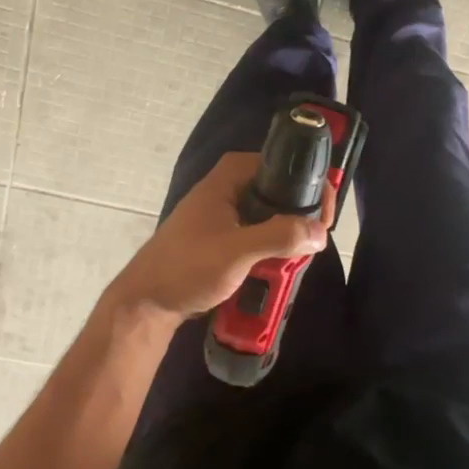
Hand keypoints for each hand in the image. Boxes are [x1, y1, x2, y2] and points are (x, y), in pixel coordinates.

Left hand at [107, 152, 333, 319]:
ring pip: (270, 216)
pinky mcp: (223, 239)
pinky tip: (283, 267)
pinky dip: (272, 248)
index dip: (307, 183)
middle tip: (316, 238)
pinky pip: (258, 235)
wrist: (146, 304)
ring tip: (302, 256)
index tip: (322, 213)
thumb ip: (280, 237)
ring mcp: (224, 215)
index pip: (279, 164)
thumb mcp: (237, 252)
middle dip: (300, 214)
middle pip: (278, 191)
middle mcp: (227, 189)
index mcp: (227, 178)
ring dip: (287, 235)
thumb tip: (320, 232)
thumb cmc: (186, 268)